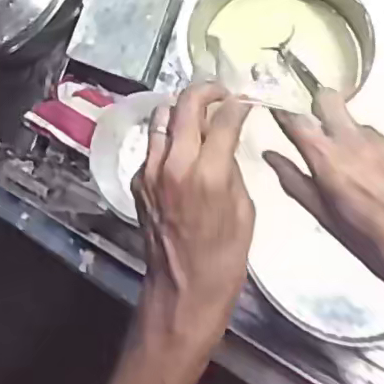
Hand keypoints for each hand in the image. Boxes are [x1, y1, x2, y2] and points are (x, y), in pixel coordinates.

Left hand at [133, 84, 254, 351]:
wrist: (181, 292)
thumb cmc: (225, 258)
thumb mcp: (245, 210)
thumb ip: (233, 167)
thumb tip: (226, 139)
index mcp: (208, 174)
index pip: (224, 118)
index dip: (239, 104)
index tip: (246, 101)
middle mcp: (175, 164)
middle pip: (187, 104)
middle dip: (208, 91)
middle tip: (221, 93)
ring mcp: (150, 170)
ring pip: (162, 116)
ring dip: (182, 108)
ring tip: (199, 113)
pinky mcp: (137, 180)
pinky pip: (153, 143)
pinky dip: (168, 135)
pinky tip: (182, 146)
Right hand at [261, 90, 383, 321]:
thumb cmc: (383, 255)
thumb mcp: (331, 224)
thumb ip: (297, 184)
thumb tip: (270, 155)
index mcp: (332, 162)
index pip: (296, 119)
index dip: (283, 112)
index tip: (277, 110)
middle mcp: (360, 141)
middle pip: (329, 100)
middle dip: (320, 109)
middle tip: (323, 136)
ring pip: (363, 127)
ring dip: (358, 143)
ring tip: (370, 181)